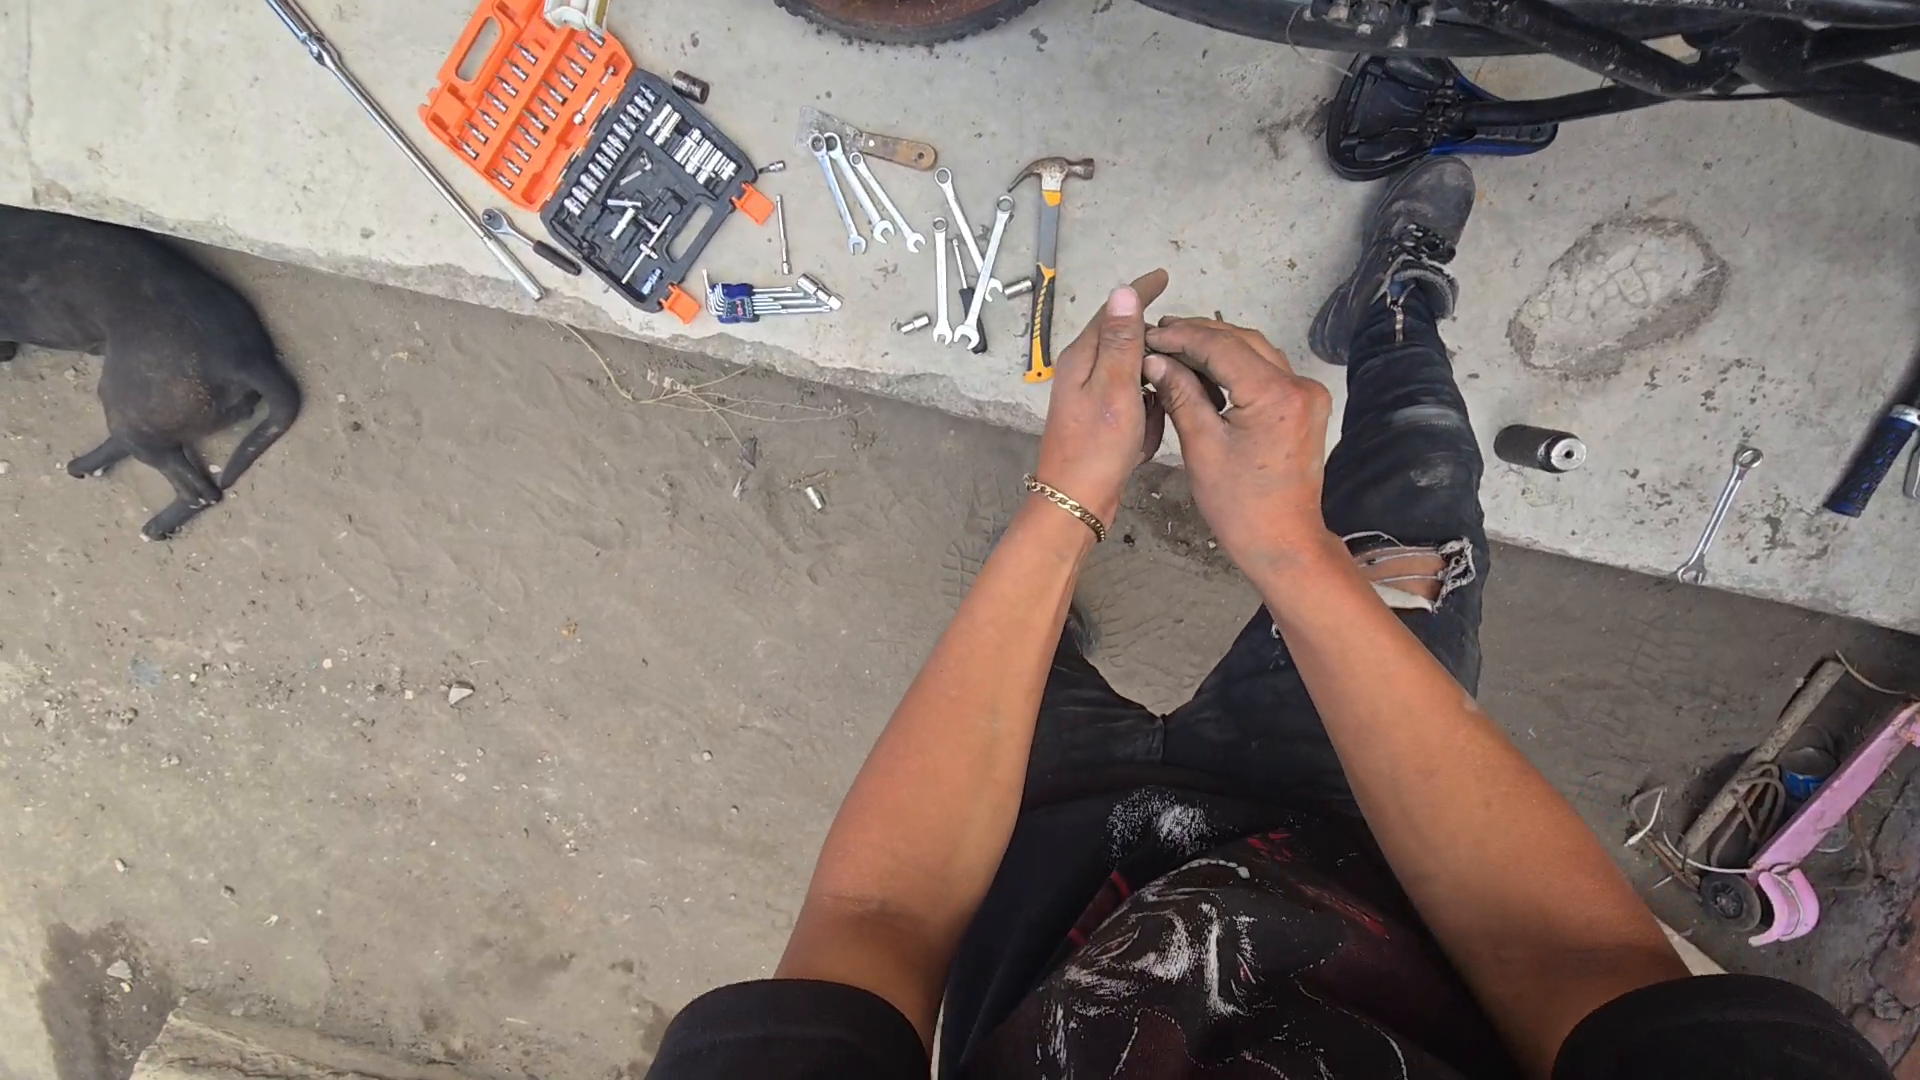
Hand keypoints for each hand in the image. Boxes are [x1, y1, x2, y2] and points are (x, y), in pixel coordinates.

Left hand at [1032, 270, 1170, 525]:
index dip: (1139, 293)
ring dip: (1150, 401)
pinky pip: (1134, 411)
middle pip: (1126, 346)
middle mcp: (1082, 375)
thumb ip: (1121, 341)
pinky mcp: (1101, 425)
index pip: (1112, 313)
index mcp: (1081, 359)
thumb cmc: (1096, 447)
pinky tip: (1142, 443)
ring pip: (1135, 382)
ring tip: (1155, 420)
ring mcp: (1091, 401)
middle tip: (1179, 366)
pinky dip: (1143, 424)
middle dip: (1153, 358)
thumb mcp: (1115, 388)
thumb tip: (1124, 292)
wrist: (1077, 502)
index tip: (1163, 276)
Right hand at [1142, 317, 1336, 571]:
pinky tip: (1203, 370)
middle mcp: (1298, 386)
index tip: (1150, 334)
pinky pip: (1265, 372)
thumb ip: (1180, 395)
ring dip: (1216, 347)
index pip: (1222, 347)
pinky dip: (1234, 366)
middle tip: (1158, 334)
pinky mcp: (1303, 406)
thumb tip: (1155, 360)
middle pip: (1242, 341)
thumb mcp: (1201, 447)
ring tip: (1175, 348)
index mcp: (1274, 395)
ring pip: (1255, 352)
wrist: (1281, 539)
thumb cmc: (1239, 505)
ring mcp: (1305, 395)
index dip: (1182, 336)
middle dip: (1198, 335)